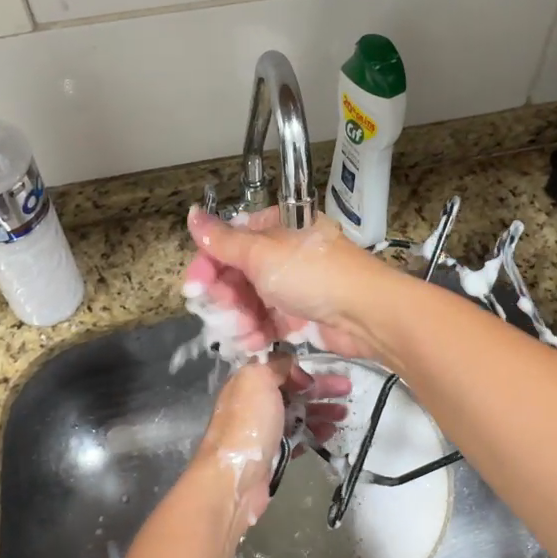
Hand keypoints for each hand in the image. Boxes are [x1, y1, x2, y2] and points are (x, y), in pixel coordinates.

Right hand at [183, 206, 395, 361]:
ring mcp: (290, 286)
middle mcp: (281, 254)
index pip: (228, 242)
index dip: (208, 264)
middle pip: (234, 275)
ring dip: (238, 319)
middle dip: (224, 297)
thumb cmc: (314, 275)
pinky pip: (265, 322)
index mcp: (275, 228)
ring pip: (247, 302)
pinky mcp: (298, 316)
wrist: (365, 314)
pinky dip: (256, 333)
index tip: (194, 287)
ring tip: (244, 332)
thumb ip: (222, 240)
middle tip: (222, 313)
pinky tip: (253, 343)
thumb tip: (191, 214)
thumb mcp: (262, 253)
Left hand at [195, 356, 349, 528]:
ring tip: (344, 414)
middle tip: (348, 389)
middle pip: (293, 391)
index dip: (304, 368)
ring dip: (321, 411)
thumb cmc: (248, 423)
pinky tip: (330, 433)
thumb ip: (277, 365)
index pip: (280, 367)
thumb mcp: (259, 380)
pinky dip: (314, 433)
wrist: (233, 477)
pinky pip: (298, 437)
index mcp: (248, 381)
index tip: (328, 369)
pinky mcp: (273, 454)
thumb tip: (296, 370)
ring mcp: (264, 429)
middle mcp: (254, 403)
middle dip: (320, 389)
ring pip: (297, 414)